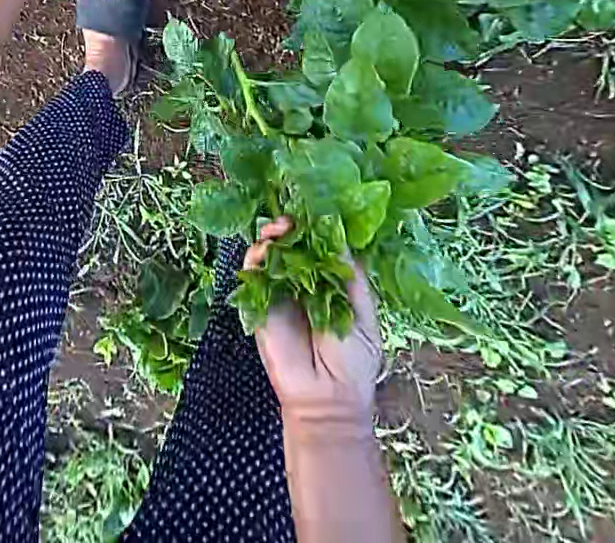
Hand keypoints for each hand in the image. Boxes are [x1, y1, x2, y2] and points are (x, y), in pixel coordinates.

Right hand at [246, 217, 382, 431]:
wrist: (330, 400)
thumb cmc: (353, 359)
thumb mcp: (362, 309)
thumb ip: (348, 272)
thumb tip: (334, 233)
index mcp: (327, 280)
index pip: (315, 244)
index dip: (311, 226)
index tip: (311, 213)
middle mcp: (301, 282)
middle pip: (289, 244)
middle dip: (288, 227)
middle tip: (289, 221)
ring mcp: (279, 293)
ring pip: (268, 255)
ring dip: (270, 237)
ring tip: (277, 231)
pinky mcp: (260, 307)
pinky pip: (252, 277)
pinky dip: (254, 258)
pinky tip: (264, 251)